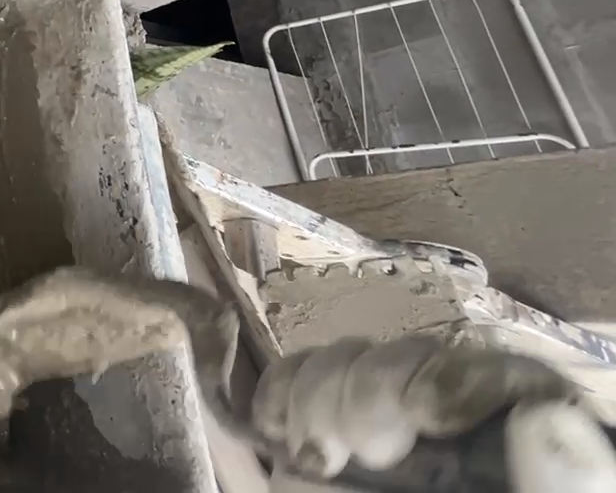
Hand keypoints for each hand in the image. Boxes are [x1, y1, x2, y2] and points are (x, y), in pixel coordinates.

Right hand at [253, 336, 615, 489]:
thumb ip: (559, 476)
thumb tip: (550, 415)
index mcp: (514, 425)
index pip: (495, 368)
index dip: (454, 375)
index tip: (424, 418)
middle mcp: (446, 402)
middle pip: (402, 355)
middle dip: (367, 394)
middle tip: (364, 454)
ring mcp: (375, 402)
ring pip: (340, 356)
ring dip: (314, 399)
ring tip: (318, 457)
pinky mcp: (320, 405)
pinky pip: (292, 368)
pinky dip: (276, 391)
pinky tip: (274, 428)